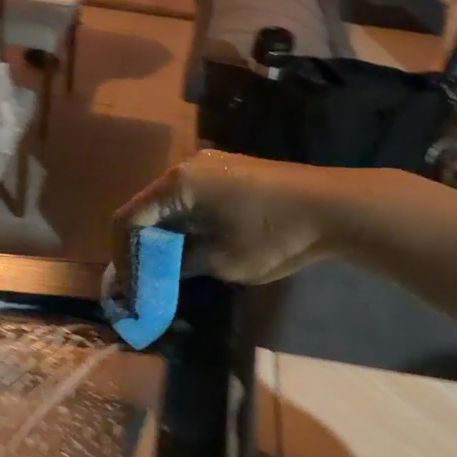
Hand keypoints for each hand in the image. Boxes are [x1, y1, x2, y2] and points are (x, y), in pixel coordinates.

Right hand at [112, 151, 349, 283]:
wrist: (334, 207)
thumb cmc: (273, 236)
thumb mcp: (222, 260)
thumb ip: (181, 265)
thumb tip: (156, 275)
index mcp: (177, 185)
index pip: (128, 220)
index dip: (122, 257)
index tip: (128, 288)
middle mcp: (187, 168)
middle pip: (146, 210)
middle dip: (142, 248)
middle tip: (144, 283)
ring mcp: (210, 167)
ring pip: (170, 206)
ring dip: (164, 238)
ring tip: (167, 273)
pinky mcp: (230, 174)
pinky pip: (192, 201)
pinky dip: (185, 227)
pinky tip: (194, 252)